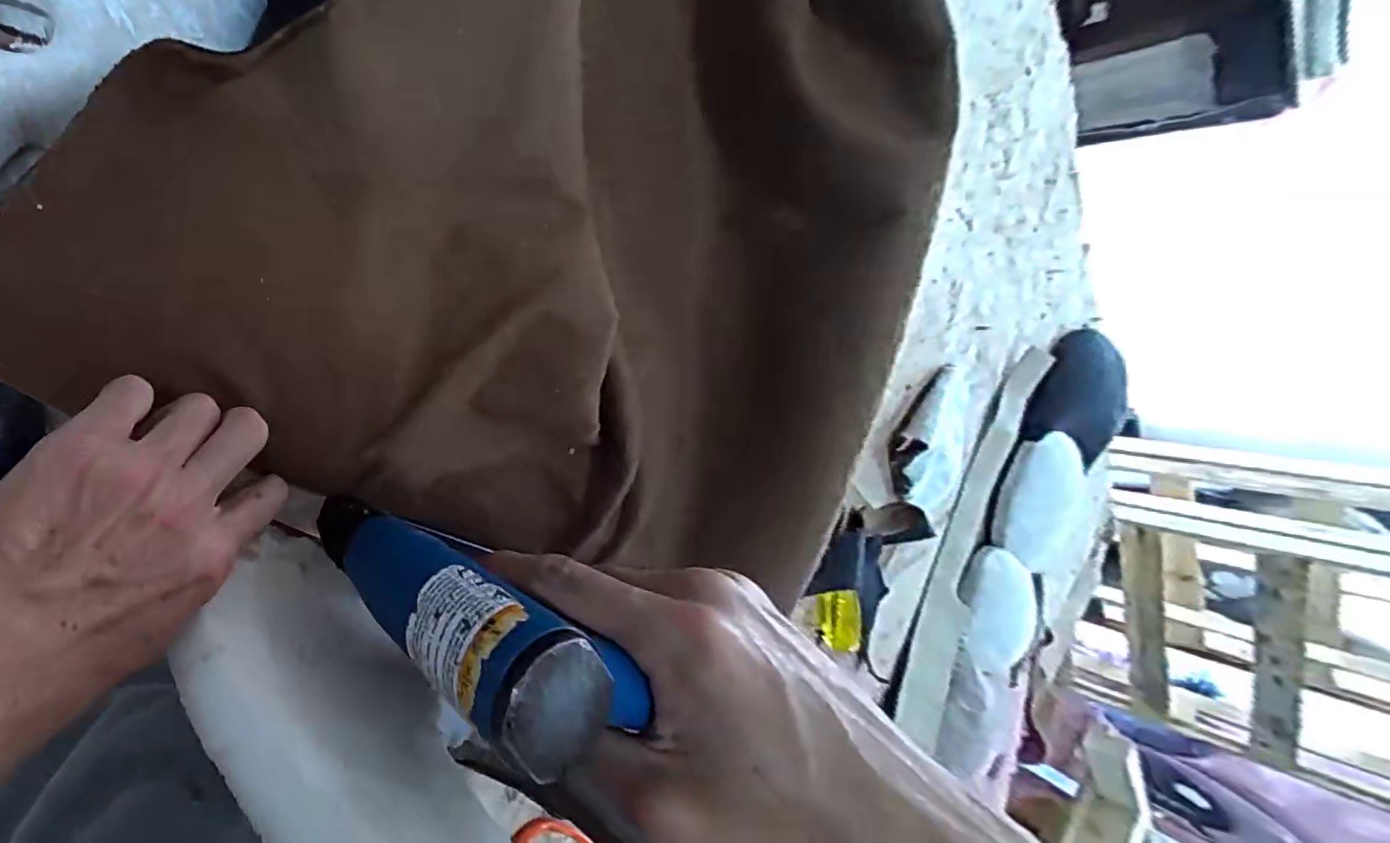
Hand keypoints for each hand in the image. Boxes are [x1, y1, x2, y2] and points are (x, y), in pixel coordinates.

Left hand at [0, 375, 288, 688]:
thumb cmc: (76, 654)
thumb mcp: (167, 618)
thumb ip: (199, 563)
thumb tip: (211, 530)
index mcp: (210, 553)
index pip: (269, 492)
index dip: (259, 482)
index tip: (243, 482)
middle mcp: (188, 501)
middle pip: (246, 428)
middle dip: (233, 433)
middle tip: (204, 446)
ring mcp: (141, 467)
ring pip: (198, 404)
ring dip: (183, 418)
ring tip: (155, 432)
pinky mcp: (89, 442)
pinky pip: (132, 390)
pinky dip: (129, 402)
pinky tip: (113, 422)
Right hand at [487, 555, 1025, 842]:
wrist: (915, 842)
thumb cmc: (791, 828)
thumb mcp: (660, 810)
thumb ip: (581, 749)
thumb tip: (529, 709)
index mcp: (681, 626)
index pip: (569, 580)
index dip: (514, 576)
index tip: (475, 576)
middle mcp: (710, 589)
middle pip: (605, 588)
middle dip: (563, 617)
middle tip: (533, 656)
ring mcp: (743, 596)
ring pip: (642, 596)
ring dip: (611, 631)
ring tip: (607, 690)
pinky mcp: (762, 614)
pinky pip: (680, 608)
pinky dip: (651, 635)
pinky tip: (664, 690)